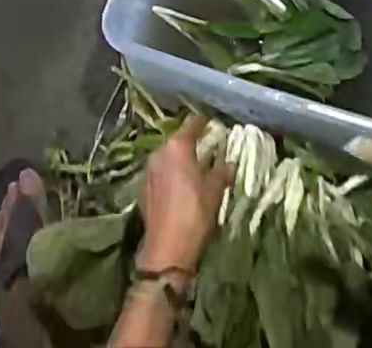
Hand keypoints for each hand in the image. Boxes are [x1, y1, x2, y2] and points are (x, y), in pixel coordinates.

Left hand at [134, 116, 230, 273]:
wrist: (167, 247)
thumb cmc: (195, 212)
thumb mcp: (215, 191)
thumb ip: (221, 172)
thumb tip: (228, 162)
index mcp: (177, 146)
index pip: (192, 125)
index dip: (203, 122)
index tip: (211, 122)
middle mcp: (159, 151)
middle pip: (177, 140)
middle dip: (191, 143)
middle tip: (206, 150)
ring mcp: (148, 169)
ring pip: (167, 157)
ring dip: (179, 160)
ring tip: (193, 169)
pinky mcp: (143, 187)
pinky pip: (159, 173)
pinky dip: (170, 174)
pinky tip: (179, 187)